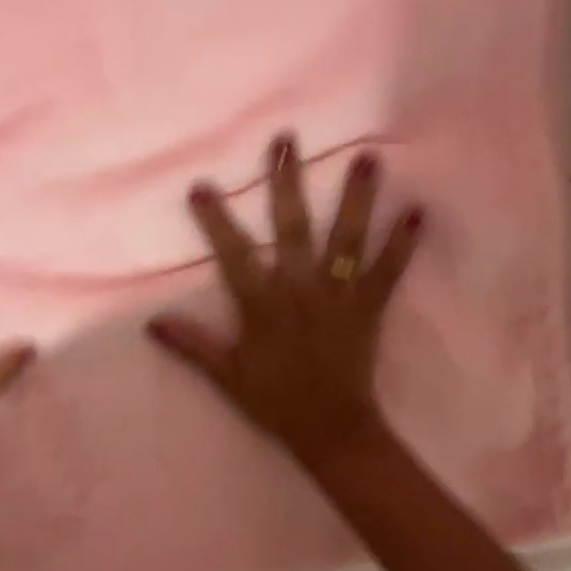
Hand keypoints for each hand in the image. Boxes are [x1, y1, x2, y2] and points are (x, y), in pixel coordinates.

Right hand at [146, 134, 422, 469]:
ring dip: (356, 198)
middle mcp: (301, 290)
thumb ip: (193, 345)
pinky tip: (418, 210)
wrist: (330, 429)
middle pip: (293, 229)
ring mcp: (339, 296)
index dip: (217, 220)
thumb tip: (153, 322)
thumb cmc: (274, 401)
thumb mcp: (227, 377)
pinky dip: (403, 243)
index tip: (202, 186)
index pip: (234, 254)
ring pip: (346, 239)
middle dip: (287, 184)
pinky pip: (388, 271)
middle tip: (287, 141)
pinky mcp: (369, 307)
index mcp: (262, 305)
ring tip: (368, 157)